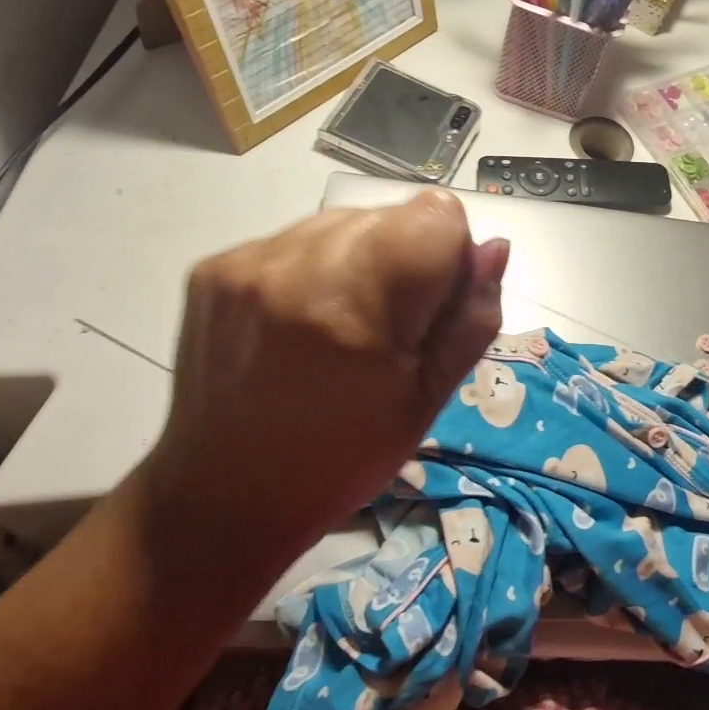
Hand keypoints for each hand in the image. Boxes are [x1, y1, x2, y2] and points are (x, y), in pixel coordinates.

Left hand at [140, 191, 506, 563]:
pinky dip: (313, 270)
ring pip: (342, 221)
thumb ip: (471, 317)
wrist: (224, 496)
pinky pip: (295, 239)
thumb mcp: (429, 400)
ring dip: (360, 259)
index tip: (430, 310)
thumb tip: (494, 248)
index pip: (438, 213)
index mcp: (360, 305)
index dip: (449, 256)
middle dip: (406, 257)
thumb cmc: (343, 460)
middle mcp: (299, 264)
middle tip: (384, 329)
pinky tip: (299, 324)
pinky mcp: (214, 266)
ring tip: (338, 328)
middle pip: (390, 213)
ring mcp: (248, 261)